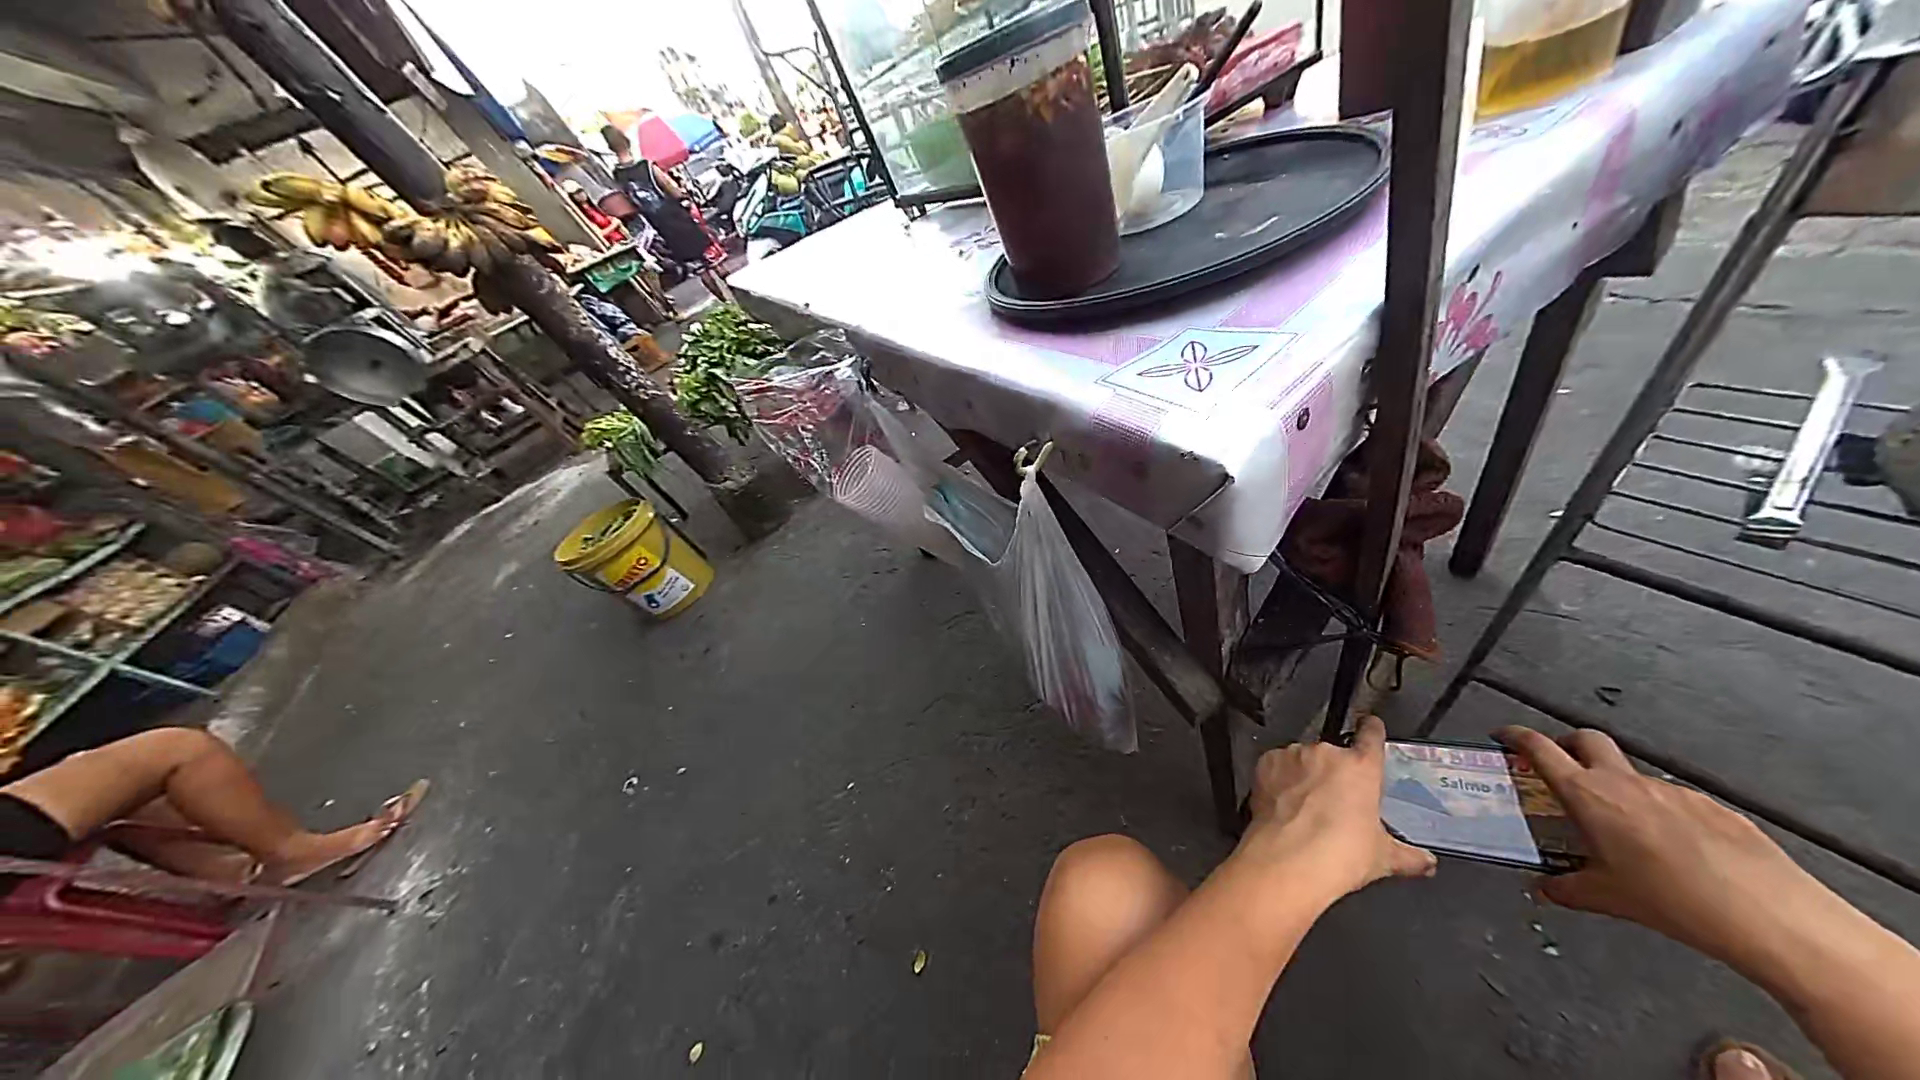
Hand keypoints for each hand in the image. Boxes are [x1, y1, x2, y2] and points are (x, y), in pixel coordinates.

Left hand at [1242, 716, 1435, 900]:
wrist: (1288, 860)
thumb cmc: (1340, 854)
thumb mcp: (1383, 857)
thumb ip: (1408, 855)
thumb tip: (1426, 862)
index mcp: (1361, 767)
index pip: (1371, 736)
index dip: (1371, 729)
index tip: (1370, 724)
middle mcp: (1326, 753)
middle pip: (1333, 755)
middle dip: (1333, 773)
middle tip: (1332, 801)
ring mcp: (1292, 755)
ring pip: (1302, 759)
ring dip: (1305, 774)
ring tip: (1304, 806)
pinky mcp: (1265, 762)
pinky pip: (1277, 765)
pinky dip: (1280, 778)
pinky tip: (1283, 803)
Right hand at [1497, 726, 1828, 965]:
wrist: (1774, 919)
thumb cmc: (1678, 902)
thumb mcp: (1606, 898)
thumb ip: (1567, 888)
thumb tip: (1546, 889)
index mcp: (1588, 795)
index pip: (1539, 747)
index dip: (1516, 736)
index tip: (1506, 736)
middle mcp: (1626, 783)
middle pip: (1587, 739)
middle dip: (1567, 744)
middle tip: (1559, 763)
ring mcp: (1674, 792)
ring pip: (1633, 775)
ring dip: (1618, 788)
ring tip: (1624, 829)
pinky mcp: (1716, 809)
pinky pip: (1676, 801)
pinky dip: (1663, 814)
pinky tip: (1675, 850)